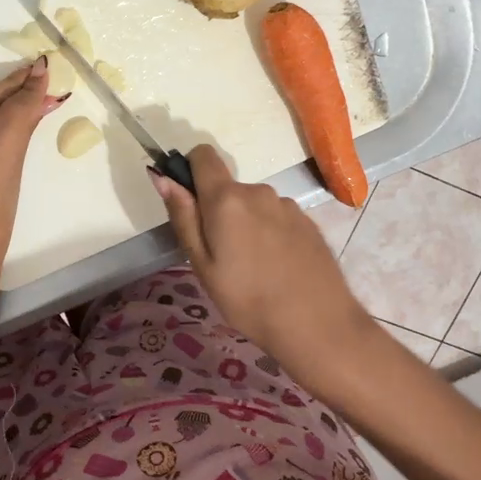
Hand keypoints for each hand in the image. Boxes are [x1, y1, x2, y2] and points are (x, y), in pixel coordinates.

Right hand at [151, 145, 368, 363]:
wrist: (317, 324)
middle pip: (228, 188)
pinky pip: (276, 218)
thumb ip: (183, 216)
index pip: (203, 155)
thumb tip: (163, 177)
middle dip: (218, 211)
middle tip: (222, 257)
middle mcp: (258, 192)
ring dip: (245, 224)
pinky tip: (277, 268)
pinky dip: (270, 234)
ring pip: (253, 205)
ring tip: (252, 267)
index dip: (190, 171)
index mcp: (227, 199)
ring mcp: (287, 205)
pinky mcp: (308, 221)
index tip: (190, 205)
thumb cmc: (248, 299)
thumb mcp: (202, 264)